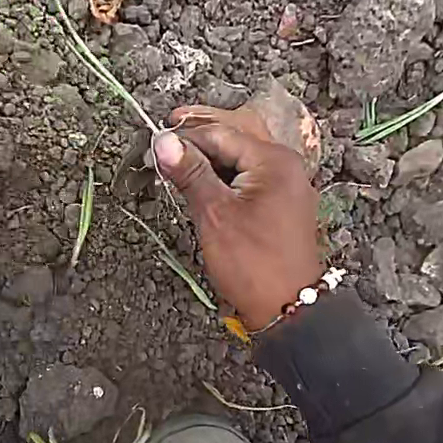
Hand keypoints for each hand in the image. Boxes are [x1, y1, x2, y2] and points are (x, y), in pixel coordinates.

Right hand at [151, 106, 322, 330]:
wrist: (288, 308)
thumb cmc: (253, 264)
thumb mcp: (215, 215)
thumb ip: (191, 173)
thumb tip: (163, 141)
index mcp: (274, 161)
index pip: (221, 134)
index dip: (184, 139)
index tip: (154, 147)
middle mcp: (286, 166)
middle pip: (235, 140)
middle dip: (198, 142)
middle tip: (164, 148)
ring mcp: (286, 186)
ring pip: (241, 160)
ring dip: (210, 162)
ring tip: (177, 169)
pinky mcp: (281, 206)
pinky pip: (249, 180)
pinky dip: (225, 180)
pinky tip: (202, 188)